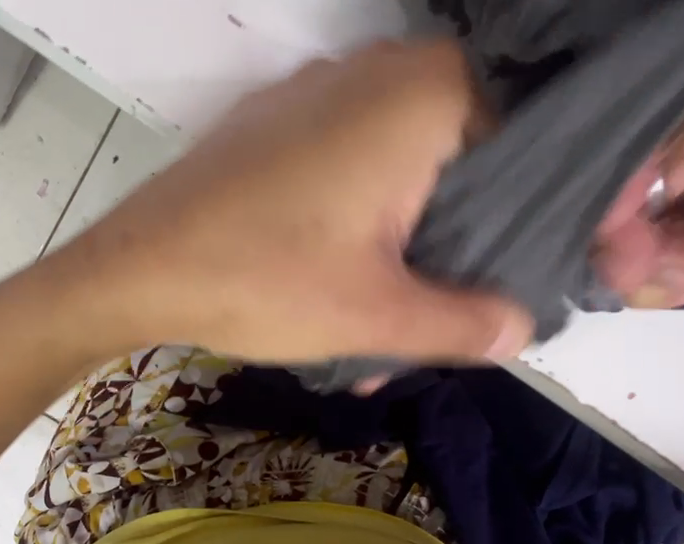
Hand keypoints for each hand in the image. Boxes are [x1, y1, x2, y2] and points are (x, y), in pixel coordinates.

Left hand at [64, 41, 533, 365]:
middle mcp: (383, 70)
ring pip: (396, 176)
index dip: (550, 219)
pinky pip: (341, 171)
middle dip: (454, 253)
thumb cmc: (260, 280)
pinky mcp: (272, 126)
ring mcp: (319, 91)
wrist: (133, 269)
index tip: (550, 277)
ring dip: (395, 254)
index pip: (534, 147)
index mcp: (433, 96)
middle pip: (461, 164)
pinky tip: (330, 289)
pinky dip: (350, 228)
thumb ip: (463, 321)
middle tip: (443, 324)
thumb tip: (522, 329)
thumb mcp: (376, 315)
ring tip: (373, 332)